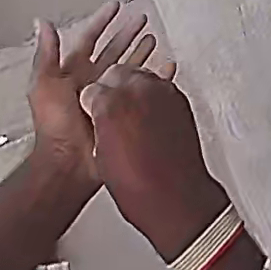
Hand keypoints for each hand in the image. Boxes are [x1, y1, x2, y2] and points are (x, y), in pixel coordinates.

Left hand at [26, 0, 158, 175]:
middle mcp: (95, 80)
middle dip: (128, 33)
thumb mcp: (43, 84)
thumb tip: (43, 22)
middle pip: (115, 50)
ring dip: (142, 52)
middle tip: (143, 18)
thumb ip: (46, 53)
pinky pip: (145, 90)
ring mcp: (111, 95)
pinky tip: (168, 68)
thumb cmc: (53, 123)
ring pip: (130, 67)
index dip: (101, 21)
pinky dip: (158, 78)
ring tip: (154, 38)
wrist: (68, 161)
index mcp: (74, 71)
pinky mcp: (125, 111)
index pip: (90, 39)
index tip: (115, 6)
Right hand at [80, 64, 227, 261]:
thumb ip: (100, 127)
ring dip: (133, 88)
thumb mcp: (102, 158)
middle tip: (111, 108)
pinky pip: (160, 86)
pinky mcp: (178, 96)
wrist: (176, 196)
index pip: (92, 90)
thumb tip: (101, 118)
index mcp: (110, 105)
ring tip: (132, 112)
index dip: (91, 103)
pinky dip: (153, 95)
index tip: (93, 111)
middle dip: (111, 88)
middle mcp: (135, 90)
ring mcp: (160, 91)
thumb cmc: (139, 186)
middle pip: (116, 73)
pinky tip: (150, 114)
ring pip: (139, 75)